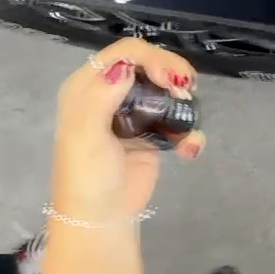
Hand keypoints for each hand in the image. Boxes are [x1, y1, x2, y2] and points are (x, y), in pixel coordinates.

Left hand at [50, 40, 205, 224]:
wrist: (101, 220)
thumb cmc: (87, 176)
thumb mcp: (85, 135)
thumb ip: (101, 96)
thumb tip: (125, 67)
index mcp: (88, 88)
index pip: (124, 53)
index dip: (152, 58)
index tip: (171, 79)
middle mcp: (111, 95)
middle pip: (150, 65)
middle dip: (172, 74)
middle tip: (188, 92)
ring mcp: (134, 114)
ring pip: (167, 89)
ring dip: (184, 102)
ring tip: (188, 125)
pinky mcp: (152, 134)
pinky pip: (177, 120)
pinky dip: (189, 131)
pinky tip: (189, 149)